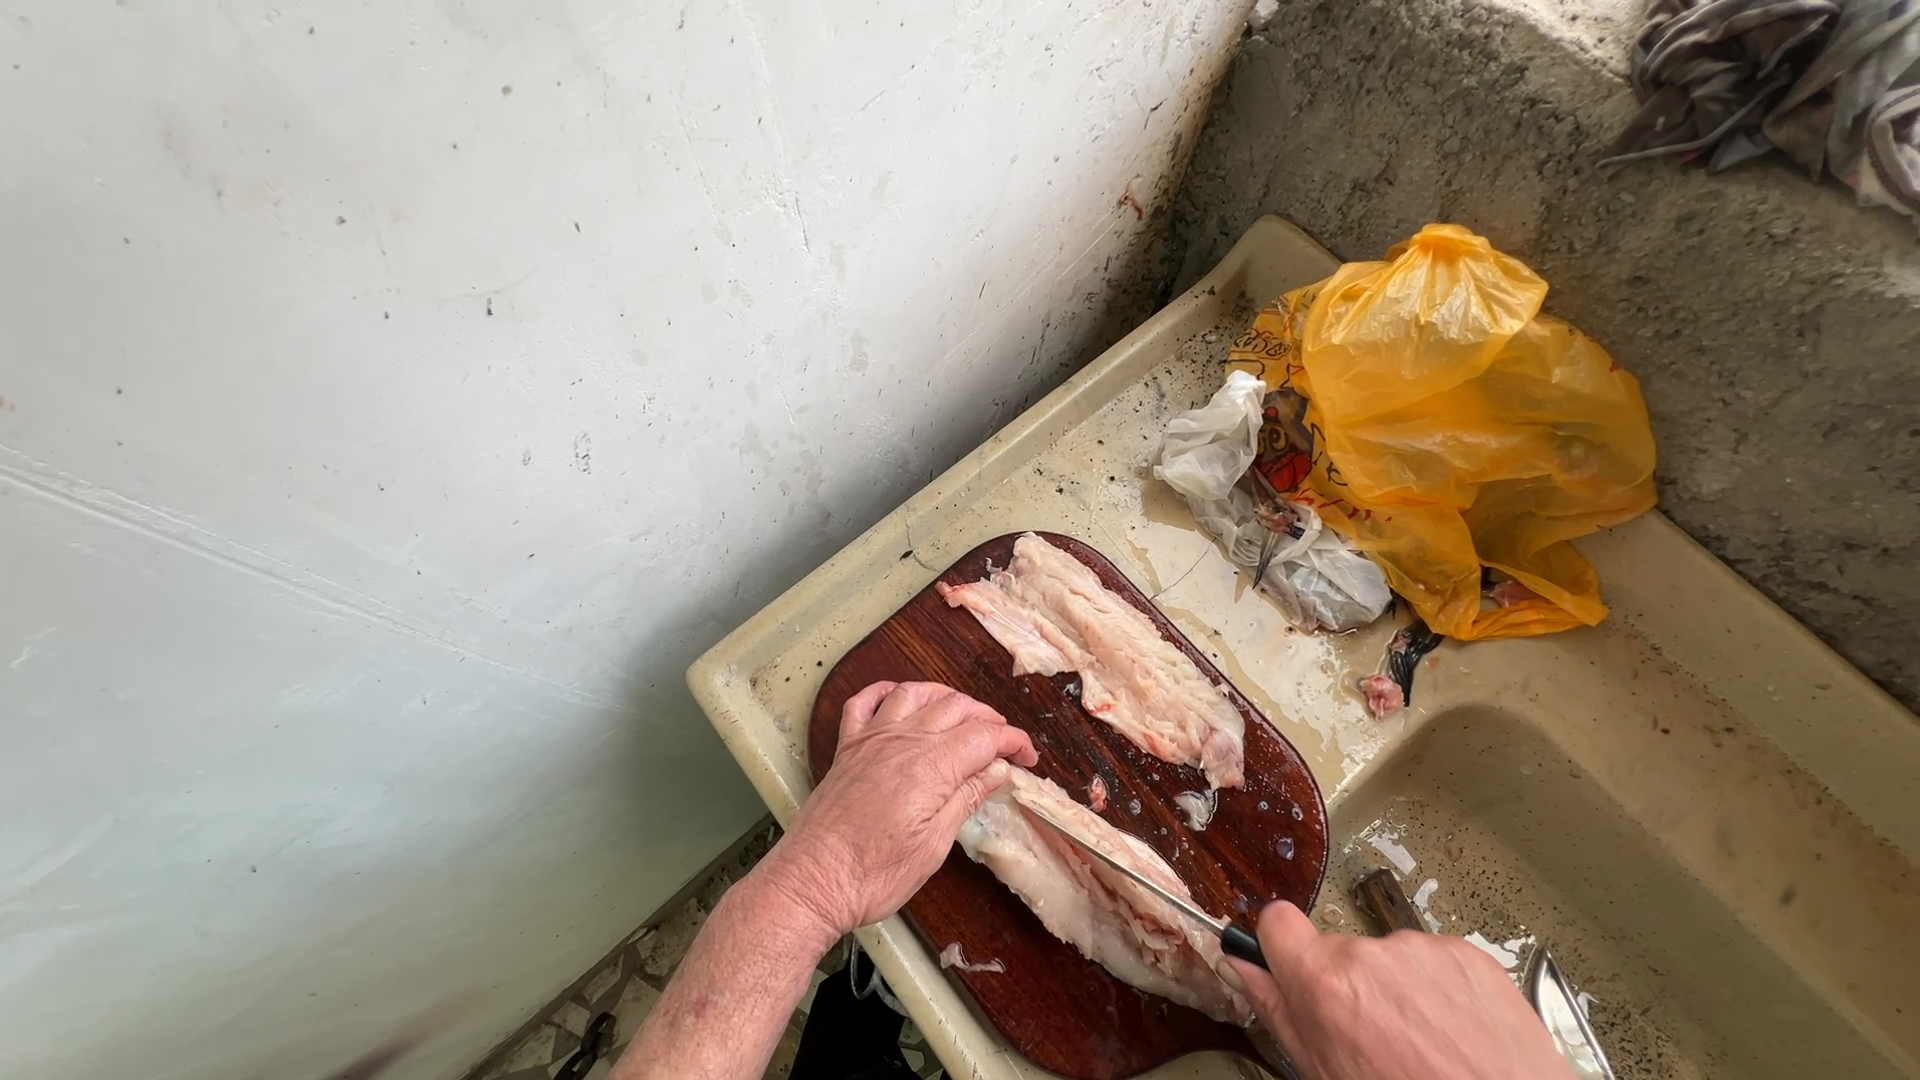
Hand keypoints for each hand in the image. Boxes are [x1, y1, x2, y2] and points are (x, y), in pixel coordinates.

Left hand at [755, 681, 1038, 941]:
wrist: (812, 882)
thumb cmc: (872, 874)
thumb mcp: (934, 845)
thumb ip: (966, 798)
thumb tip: (997, 771)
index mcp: (931, 765)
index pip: (985, 736)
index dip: (1013, 742)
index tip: (1027, 757)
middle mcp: (902, 740)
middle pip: (956, 707)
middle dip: (988, 718)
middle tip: (1003, 742)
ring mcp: (871, 740)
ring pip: (915, 693)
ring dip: (945, 696)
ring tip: (963, 711)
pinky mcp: (847, 748)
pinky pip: (864, 702)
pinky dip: (885, 691)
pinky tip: (898, 695)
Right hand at [1224, 902, 1571, 1079]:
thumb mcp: (1323, 1072)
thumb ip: (1277, 1010)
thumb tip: (1239, 962)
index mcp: (1324, 982)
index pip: (1276, 920)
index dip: (1283, 945)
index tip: (1296, 968)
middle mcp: (1367, 953)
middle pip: (1338, 950)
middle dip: (1351, 984)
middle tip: (1382, 1038)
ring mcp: (1421, 949)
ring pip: (1389, 958)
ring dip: (1399, 989)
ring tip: (1431, 1045)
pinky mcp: (1467, 954)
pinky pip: (1435, 960)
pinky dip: (1442, 990)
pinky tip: (1461, 1035)